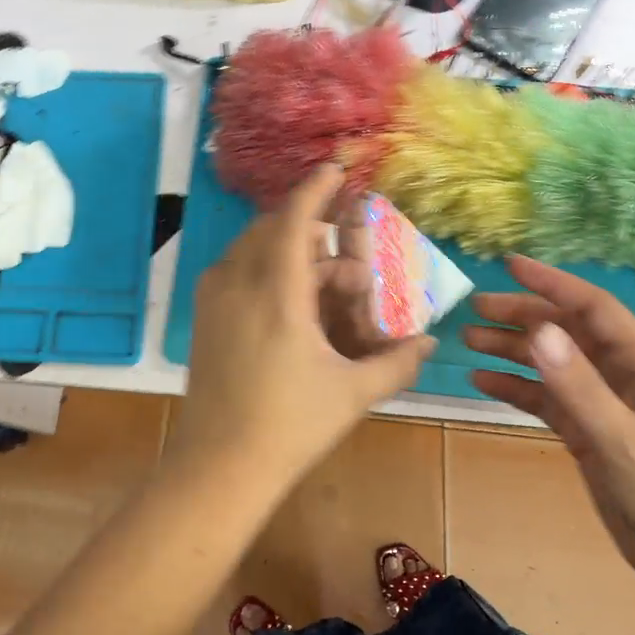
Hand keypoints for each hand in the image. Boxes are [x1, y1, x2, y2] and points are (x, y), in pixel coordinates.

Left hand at [172, 164, 436, 486]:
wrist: (218, 466)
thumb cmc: (289, 426)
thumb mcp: (351, 393)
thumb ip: (396, 363)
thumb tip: (430, 342)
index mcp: (276, 292)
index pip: (294, 219)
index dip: (315, 189)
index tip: (336, 169)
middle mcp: (238, 281)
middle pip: (273, 228)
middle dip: (313, 229)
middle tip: (349, 264)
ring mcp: (214, 297)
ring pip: (253, 247)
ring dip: (291, 250)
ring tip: (327, 289)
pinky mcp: (203, 314)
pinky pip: (238, 268)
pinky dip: (267, 267)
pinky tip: (293, 304)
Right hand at [463, 256, 634, 595]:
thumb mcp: (625, 441)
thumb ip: (580, 386)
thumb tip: (538, 328)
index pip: (593, 308)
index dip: (553, 283)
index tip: (510, 265)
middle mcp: (622, 376)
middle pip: (566, 331)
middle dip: (523, 315)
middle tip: (476, 307)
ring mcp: (605, 406)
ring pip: (552, 364)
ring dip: (513, 350)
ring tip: (468, 340)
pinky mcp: (591, 435)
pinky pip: (548, 400)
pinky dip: (517, 389)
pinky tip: (484, 381)